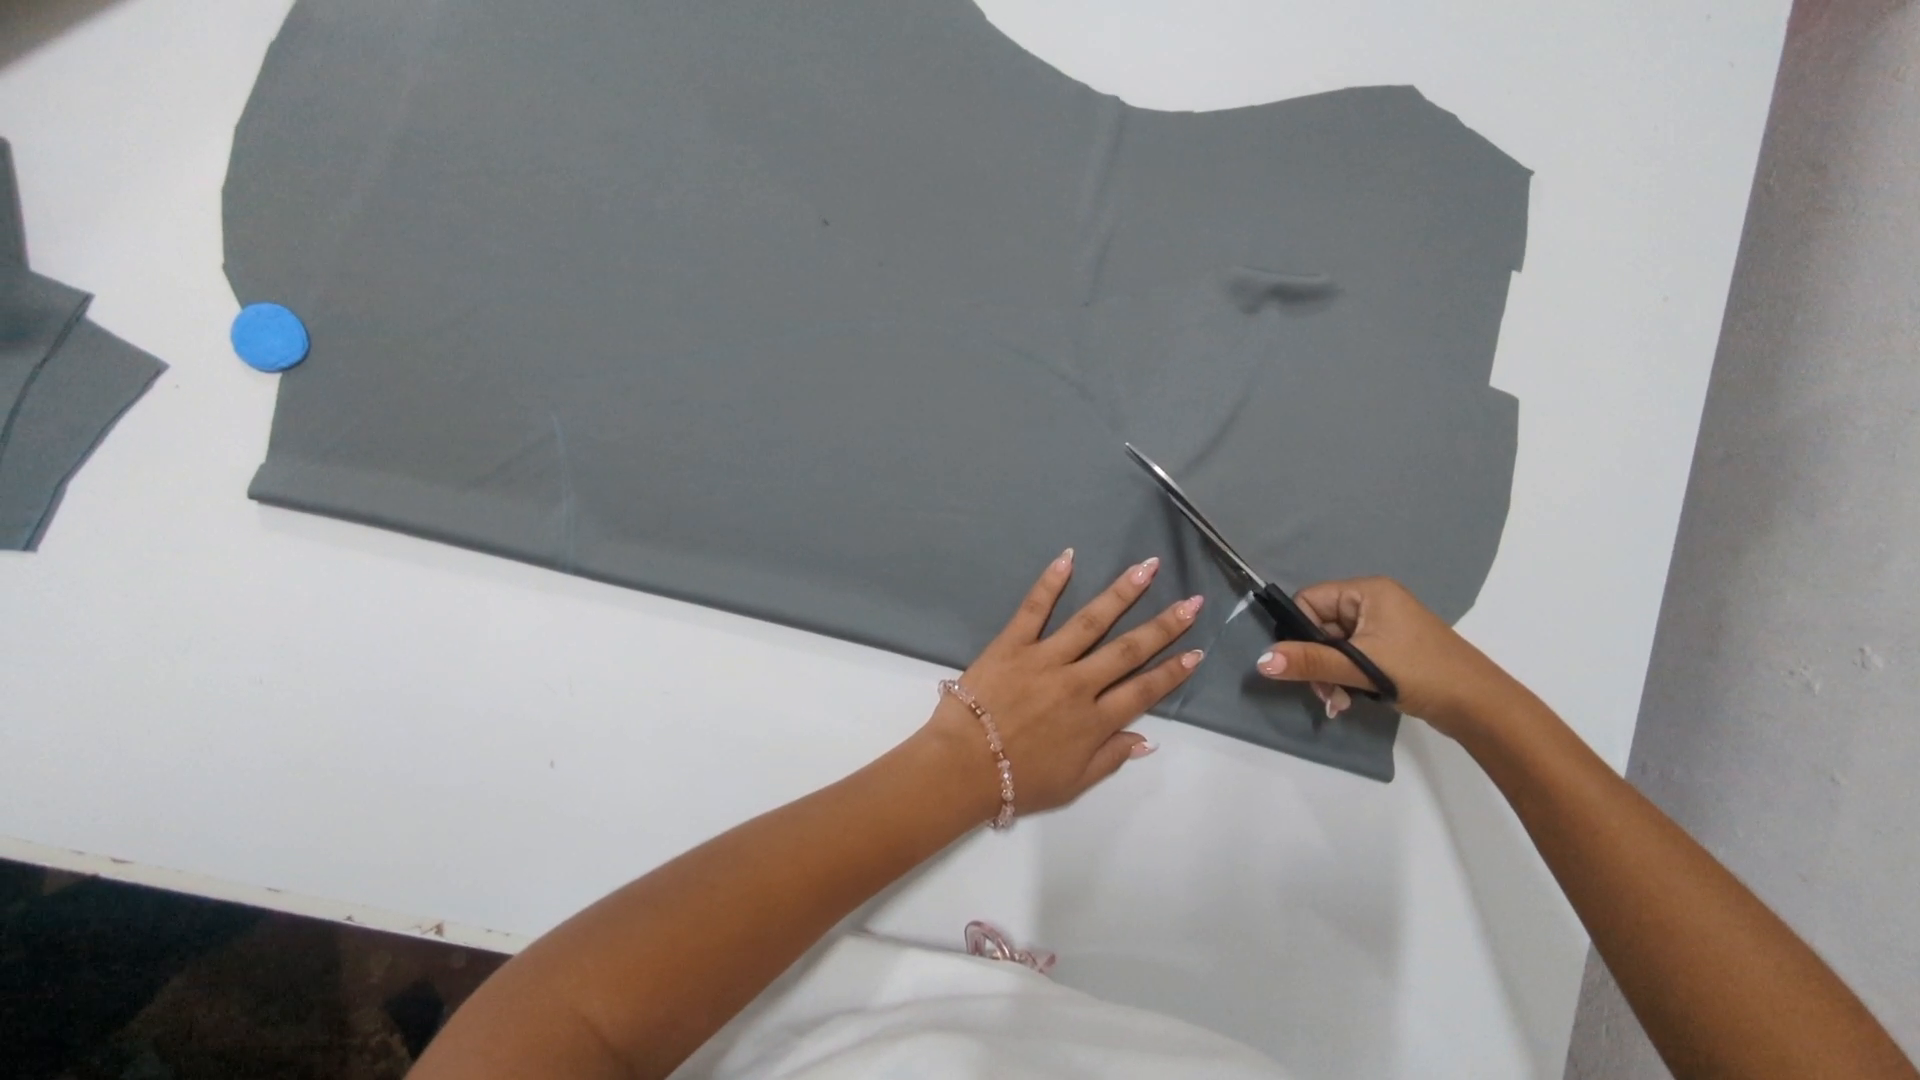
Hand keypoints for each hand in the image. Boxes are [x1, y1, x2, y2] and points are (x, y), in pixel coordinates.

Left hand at [917, 549, 1205, 820]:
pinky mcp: (1012, 644)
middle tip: (1191, 601)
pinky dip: (1051, 582)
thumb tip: (1147, 739)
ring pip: (1091, 621)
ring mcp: (1045, 659)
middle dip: (1163, 625)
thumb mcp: (1072, 784)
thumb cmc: (1016, 781)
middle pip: (1128, 650)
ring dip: (1122, 593)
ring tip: (1147, 567)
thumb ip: (1110, 758)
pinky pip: (1034, 609)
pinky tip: (1068, 557)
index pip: (1143, 691)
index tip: (1196, 652)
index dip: (1172, 672)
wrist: (961, 766)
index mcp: (1094, 721)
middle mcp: (1078, 684)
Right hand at [1252, 576, 1520, 739]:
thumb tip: (1261, 661)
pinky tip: (1349, 701)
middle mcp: (1373, 603)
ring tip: (1340, 701)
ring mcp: (1383, 627)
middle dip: (1316, 661)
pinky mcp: (1389, 650)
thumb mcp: (1361, 666)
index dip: (1300, 633)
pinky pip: (1351, 658)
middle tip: (1325, 692)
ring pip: (1333, 647)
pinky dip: (1345, 679)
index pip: (1309, 601)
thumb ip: (1309, 661)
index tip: (1304, 664)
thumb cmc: (1422, 673)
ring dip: (1329, 675)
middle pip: (1319, 626)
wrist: (1482, 707)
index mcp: (1367, 592)